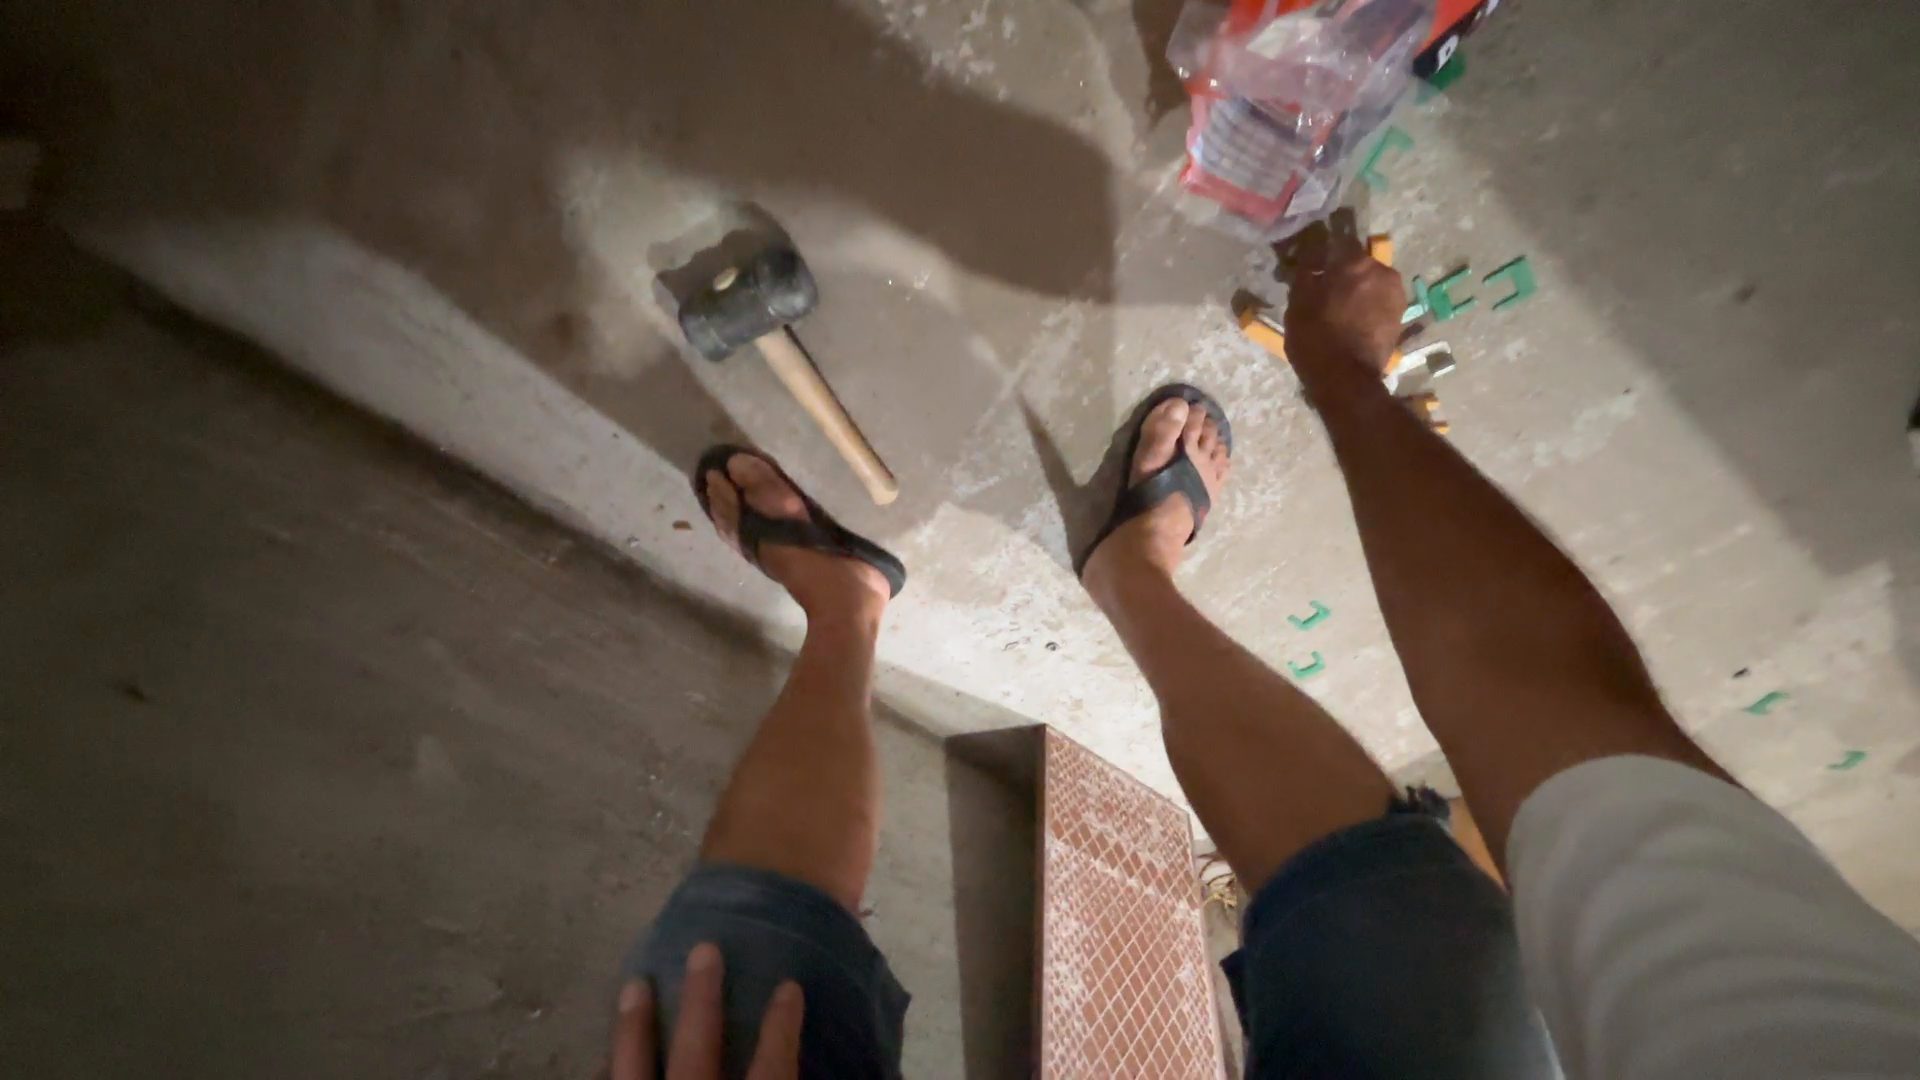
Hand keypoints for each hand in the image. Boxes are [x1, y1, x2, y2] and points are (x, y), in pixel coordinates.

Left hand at [609, 943, 804, 1079]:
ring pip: (634, 1072)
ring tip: (634, 984)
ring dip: (634, 1029)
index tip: (788, 986)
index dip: (781, 1026)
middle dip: (700, 999)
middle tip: (704, 949)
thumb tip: (817, 1060)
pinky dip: (603, 1073)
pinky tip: (602, 1060)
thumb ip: (787, 1075)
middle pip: (696, 1052)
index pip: (771, 1067)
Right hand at [1281, 207, 1405, 374]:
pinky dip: (1368, 302)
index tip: (1314, 255)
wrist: (1346, 379)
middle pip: (1358, 260)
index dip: (1325, 245)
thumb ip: (1306, 272)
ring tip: (1341, 306)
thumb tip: (1311, 249)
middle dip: (1342, 269)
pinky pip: (1380, 297)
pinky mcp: (1400, 312)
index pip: (1338, 238)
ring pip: (1371, 279)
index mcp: (1353, 263)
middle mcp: (1381, 269)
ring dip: (1357, 286)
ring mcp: (1395, 291)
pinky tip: (1354, 318)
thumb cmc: (1315, 339)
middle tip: (1325, 286)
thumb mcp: (1298, 305)